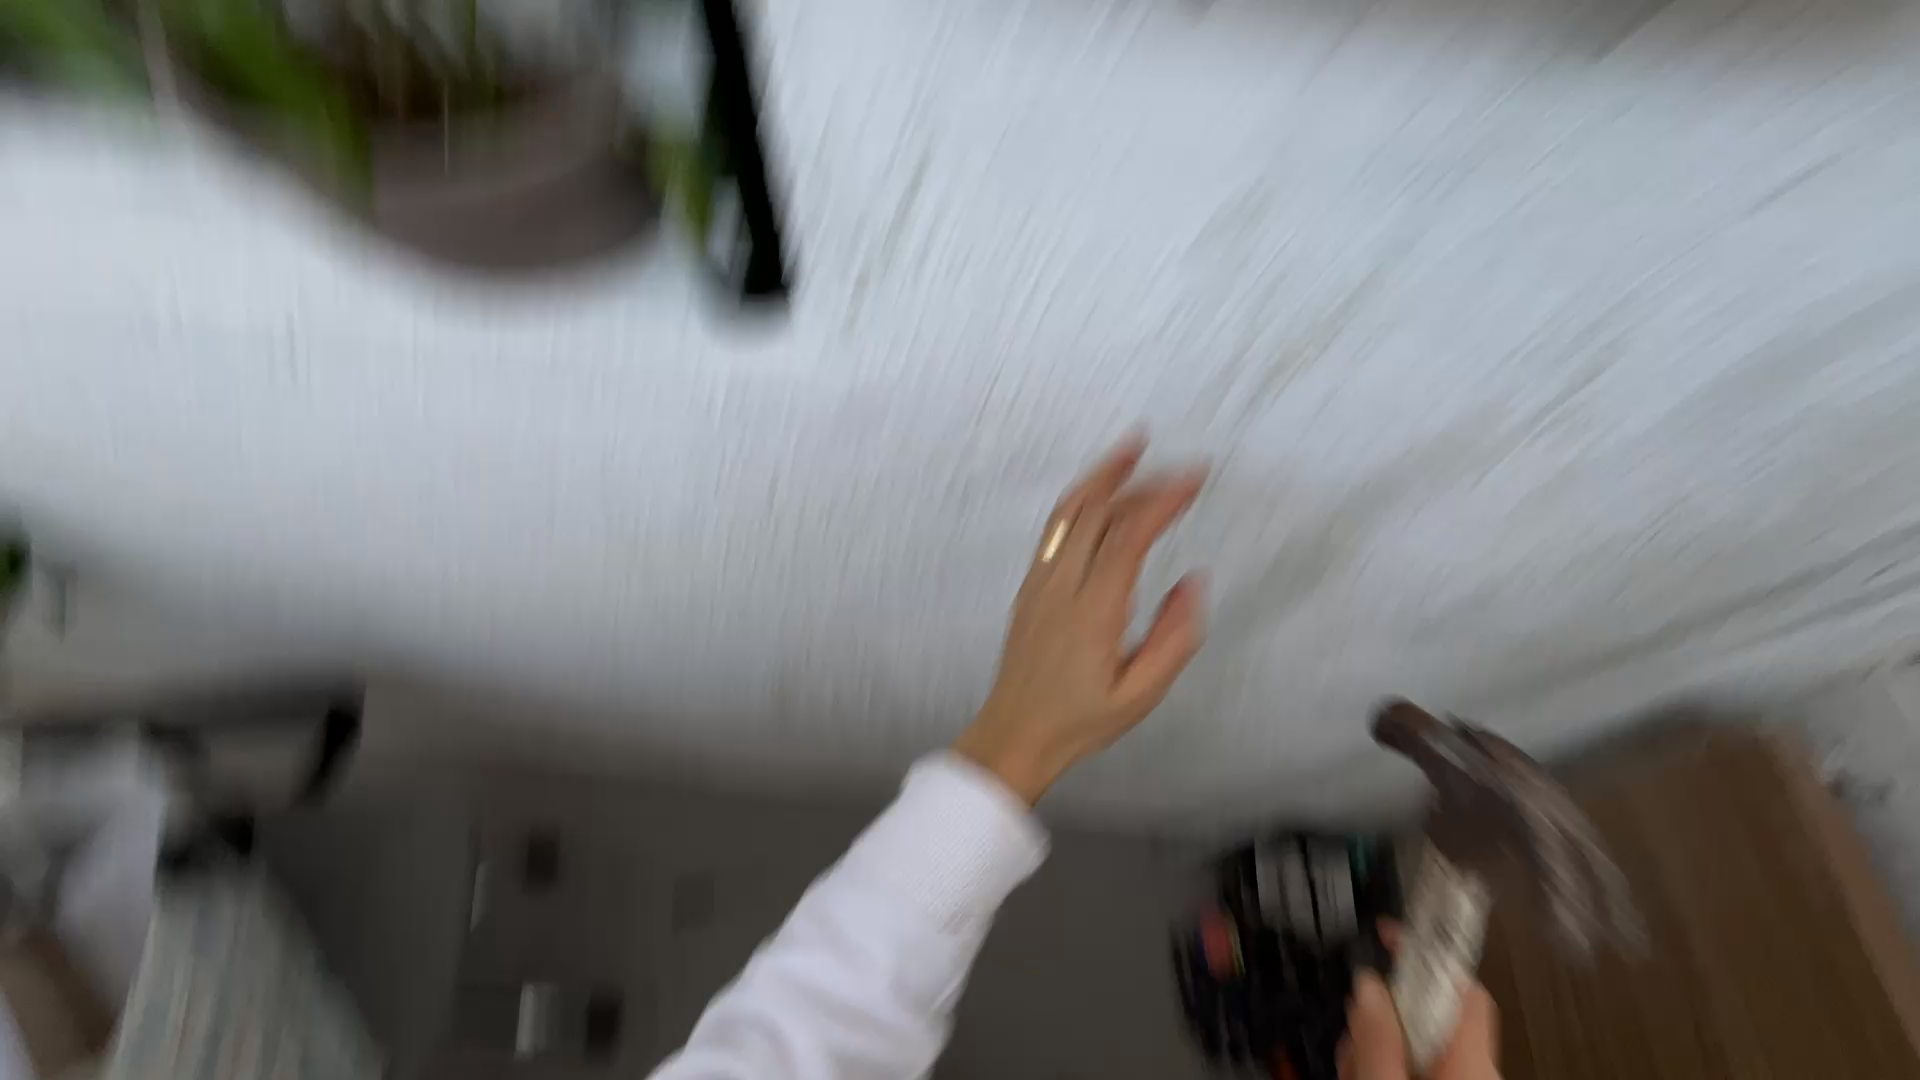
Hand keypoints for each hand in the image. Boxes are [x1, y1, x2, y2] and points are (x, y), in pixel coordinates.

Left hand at [952, 433, 1208, 804]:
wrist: (1015, 733)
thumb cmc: (1080, 720)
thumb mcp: (1141, 695)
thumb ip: (1173, 638)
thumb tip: (1193, 581)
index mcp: (1093, 611)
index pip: (1129, 535)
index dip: (1163, 498)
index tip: (1195, 476)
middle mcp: (1062, 586)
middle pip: (1098, 512)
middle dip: (1141, 480)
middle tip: (1180, 466)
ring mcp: (1040, 581)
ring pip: (1069, 512)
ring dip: (1102, 475)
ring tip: (1133, 448)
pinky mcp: (1030, 585)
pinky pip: (1054, 529)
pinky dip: (1079, 499)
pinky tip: (1097, 491)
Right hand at [1340, 923, 1501, 1079]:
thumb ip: (1377, 1036)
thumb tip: (1368, 981)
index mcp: (1473, 1064)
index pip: (1462, 986)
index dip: (1427, 951)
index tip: (1395, 927)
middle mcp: (1477, 1070)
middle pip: (1426, 1011)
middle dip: (1382, 1008)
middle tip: (1354, 1026)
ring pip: (1414, 1036)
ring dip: (1376, 1038)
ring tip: (1355, 1064)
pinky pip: (1415, 1060)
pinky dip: (1385, 1058)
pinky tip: (1363, 1072)